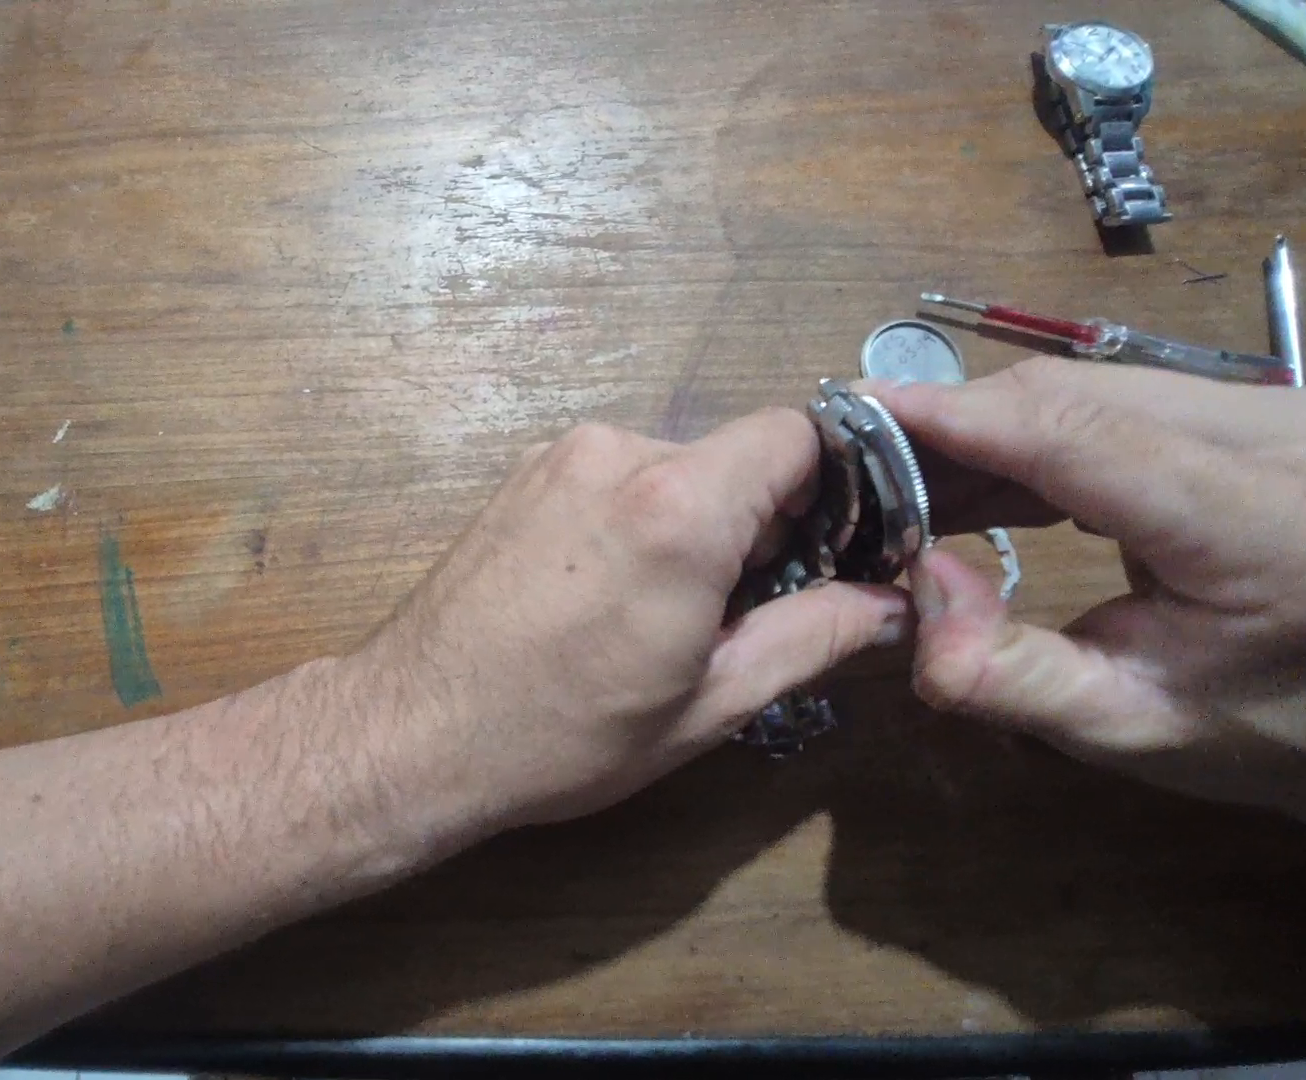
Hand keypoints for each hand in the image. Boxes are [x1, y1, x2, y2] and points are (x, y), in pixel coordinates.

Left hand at [351, 409, 912, 829]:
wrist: (415, 728)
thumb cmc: (565, 735)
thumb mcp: (709, 703)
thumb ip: (813, 635)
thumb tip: (890, 601)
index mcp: (678, 507)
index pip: (796, 433)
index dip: (827, 487)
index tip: (818, 554)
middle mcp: (616, 453)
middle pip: (731, 455)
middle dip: (755, 520)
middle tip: (732, 609)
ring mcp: (559, 455)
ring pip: (672, 466)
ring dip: (691, 523)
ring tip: (656, 609)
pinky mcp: (522, 472)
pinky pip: (614, 474)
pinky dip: (635, 515)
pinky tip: (601, 588)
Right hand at [866, 357, 1305, 828]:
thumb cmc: (1254, 738)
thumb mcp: (1114, 729)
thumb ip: (1002, 672)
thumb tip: (916, 575)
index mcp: (1292, 536)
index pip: (1093, 442)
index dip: (964, 419)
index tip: (863, 408)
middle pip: (1081, 398)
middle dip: (956, 424)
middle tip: (865, 460)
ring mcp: (1299, 408)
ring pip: (1086, 388)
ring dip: (982, 428)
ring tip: (905, 473)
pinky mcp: (1270, 405)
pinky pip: (1109, 400)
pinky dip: (1023, 435)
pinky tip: (970, 473)